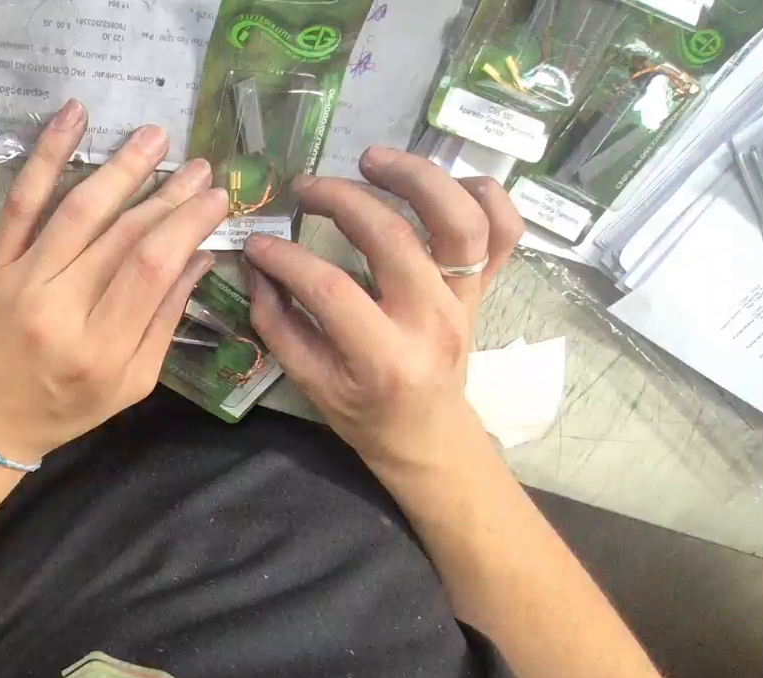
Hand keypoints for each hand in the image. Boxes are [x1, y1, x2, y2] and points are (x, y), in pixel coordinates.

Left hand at [0, 100, 229, 464]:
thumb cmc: (67, 407)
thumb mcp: (130, 384)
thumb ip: (164, 323)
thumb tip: (198, 257)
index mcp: (100, 349)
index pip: (151, 268)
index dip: (188, 223)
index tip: (216, 198)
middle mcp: (59, 311)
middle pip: (122, 236)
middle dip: (168, 196)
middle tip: (199, 167)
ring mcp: (20, 284)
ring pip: (78, 211)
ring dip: (122, 168)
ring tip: (155, 138)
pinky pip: (20, 203)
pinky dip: (46, 157)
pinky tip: (73, 118)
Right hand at [240, 147, 523, 472]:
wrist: (427, 432)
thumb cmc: (363, 415)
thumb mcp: (311, 384)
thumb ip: (280, 328)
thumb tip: (259, 270)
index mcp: (383, 359)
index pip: (330, 290)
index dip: (287, 260)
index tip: (258, 243)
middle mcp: (432, 323)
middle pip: (392, 239)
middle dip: (341, 201)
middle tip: (304, 189)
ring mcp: (466, 301)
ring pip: (459, 219)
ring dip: (416, 177)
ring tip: (373, 160)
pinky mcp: (485, 288)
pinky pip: (503, 229)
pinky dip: (484, 194)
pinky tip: (442, 184)